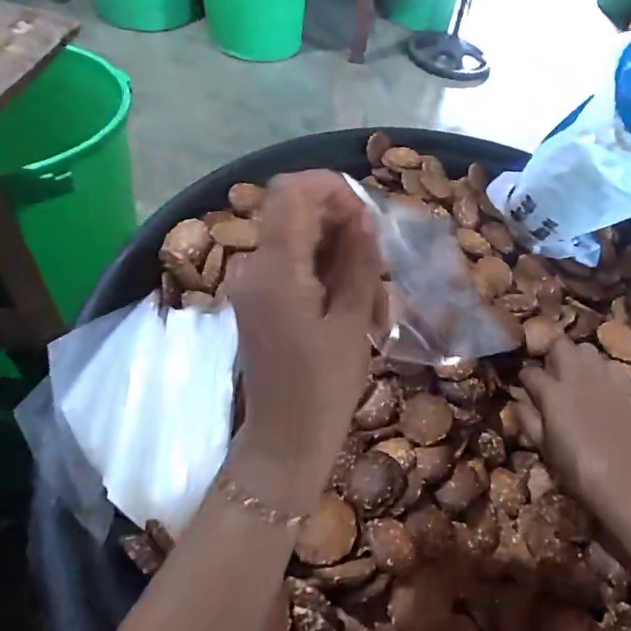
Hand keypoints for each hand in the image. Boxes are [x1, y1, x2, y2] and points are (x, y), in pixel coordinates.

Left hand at [223, 171, 382, 510]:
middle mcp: (254, 267)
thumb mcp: (352, 322)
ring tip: (372, 293)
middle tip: (378, 261)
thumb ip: (358, 262)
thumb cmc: (324, 387)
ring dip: (337, 250)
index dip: (332, 188)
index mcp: (275, 269)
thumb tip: (363, 215)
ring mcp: (251, 284)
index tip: (368, 216)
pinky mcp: (257, 301)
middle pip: (294, 212)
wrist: (284, 442)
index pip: (293, 192)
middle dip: (341, 223)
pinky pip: (291, 264)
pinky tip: (351, 303)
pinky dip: (323, 270)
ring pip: (296, 238)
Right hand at [519, 338, 630, 514]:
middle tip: (550, 374)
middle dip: (550, 354)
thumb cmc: (577, 470)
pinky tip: (599, 386)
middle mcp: (576, 376)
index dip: (524, 379)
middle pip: (559, 345)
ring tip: (574, 376)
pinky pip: (608, 363)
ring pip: (585, 348)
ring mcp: (602, 377)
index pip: (529, 372)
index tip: (524, 387)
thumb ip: (528, 420)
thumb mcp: (544, 449)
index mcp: (552, 393)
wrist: (625, 480)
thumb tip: (517, 402)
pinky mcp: (623, 385)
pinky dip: (600, 368)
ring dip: (576, 357)